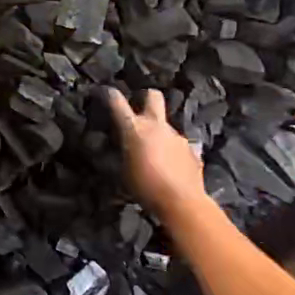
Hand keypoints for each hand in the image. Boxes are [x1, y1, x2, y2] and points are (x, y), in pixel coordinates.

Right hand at [105, 87, 207, 216]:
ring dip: (157, 132)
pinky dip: (170, 150)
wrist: (182, 202)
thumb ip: (115, 153)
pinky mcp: (192, 150)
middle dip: (144, 97)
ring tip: (152, 152)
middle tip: (137, 107)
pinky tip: (168, 166)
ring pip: (165, 125)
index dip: (108, 93)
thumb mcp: (119, 170)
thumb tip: (105, 149)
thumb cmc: (144, 185)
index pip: (117, 101)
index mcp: (134, 127)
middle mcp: (157, 126)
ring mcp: (177, 137)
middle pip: (153, 96)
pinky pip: (176, 144)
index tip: (103, 92)